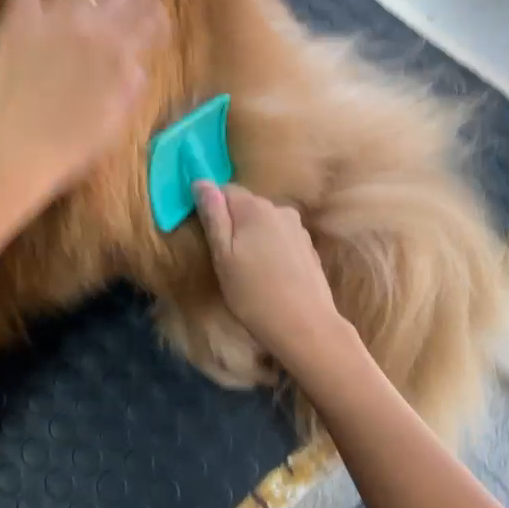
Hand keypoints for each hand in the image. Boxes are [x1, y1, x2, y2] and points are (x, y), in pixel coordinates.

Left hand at [0, 0, 166, 210]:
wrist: (9, 154)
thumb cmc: (64, 153)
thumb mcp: (112, 128)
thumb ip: (129, 91)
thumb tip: (139, 68)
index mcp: (122, 56)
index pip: (149, 18)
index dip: (152, 9)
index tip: (151, 6)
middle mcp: (94, 28)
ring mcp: (54, 19)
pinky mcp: (17, 19)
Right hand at [193, 182, 355, 366]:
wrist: (304, 326)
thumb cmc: (252, 293)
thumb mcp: (222, 255)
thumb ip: (212, 215)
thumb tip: (200, 181)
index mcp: (254, 207)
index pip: (223, 190)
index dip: (210, 208)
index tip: (204, 234)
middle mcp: (279, 209)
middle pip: (245, 205)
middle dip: (231, 222)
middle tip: (222, 256)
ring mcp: (297, 228)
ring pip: (263, 222)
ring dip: (251, 236)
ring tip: (246, 267)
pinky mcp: (308, 247)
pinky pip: (279, 237)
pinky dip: (269, 248)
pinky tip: (268, 273)